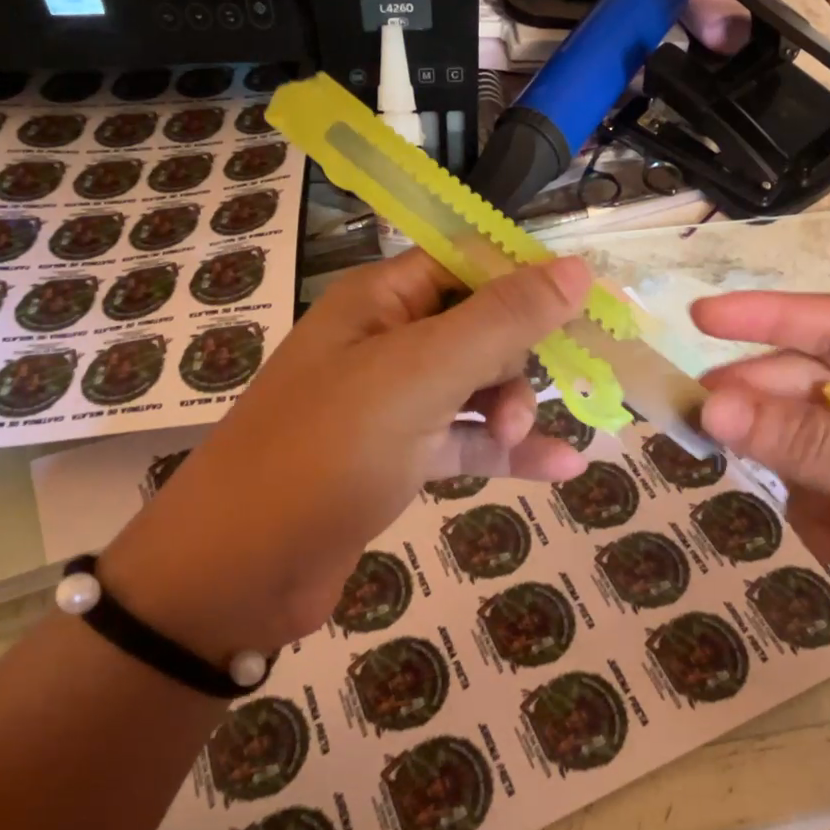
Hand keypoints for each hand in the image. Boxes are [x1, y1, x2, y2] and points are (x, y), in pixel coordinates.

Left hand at [102, 251, 591, 660]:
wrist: (239, 568)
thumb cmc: (326, 452)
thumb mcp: (420, 375)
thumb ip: (501, 321)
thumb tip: (576, 271)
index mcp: (379, 301)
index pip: (468, 261)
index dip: (529, 277)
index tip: (590, 305)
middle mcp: (383, 343)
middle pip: (478, 327)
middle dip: (518, 356)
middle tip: (523, 401)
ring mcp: (388, 407)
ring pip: (475, 389)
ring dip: (514, 409)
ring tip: (525, 441)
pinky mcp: (395, 463)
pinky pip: (463, 444)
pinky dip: (505, 454)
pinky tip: (562, 469)